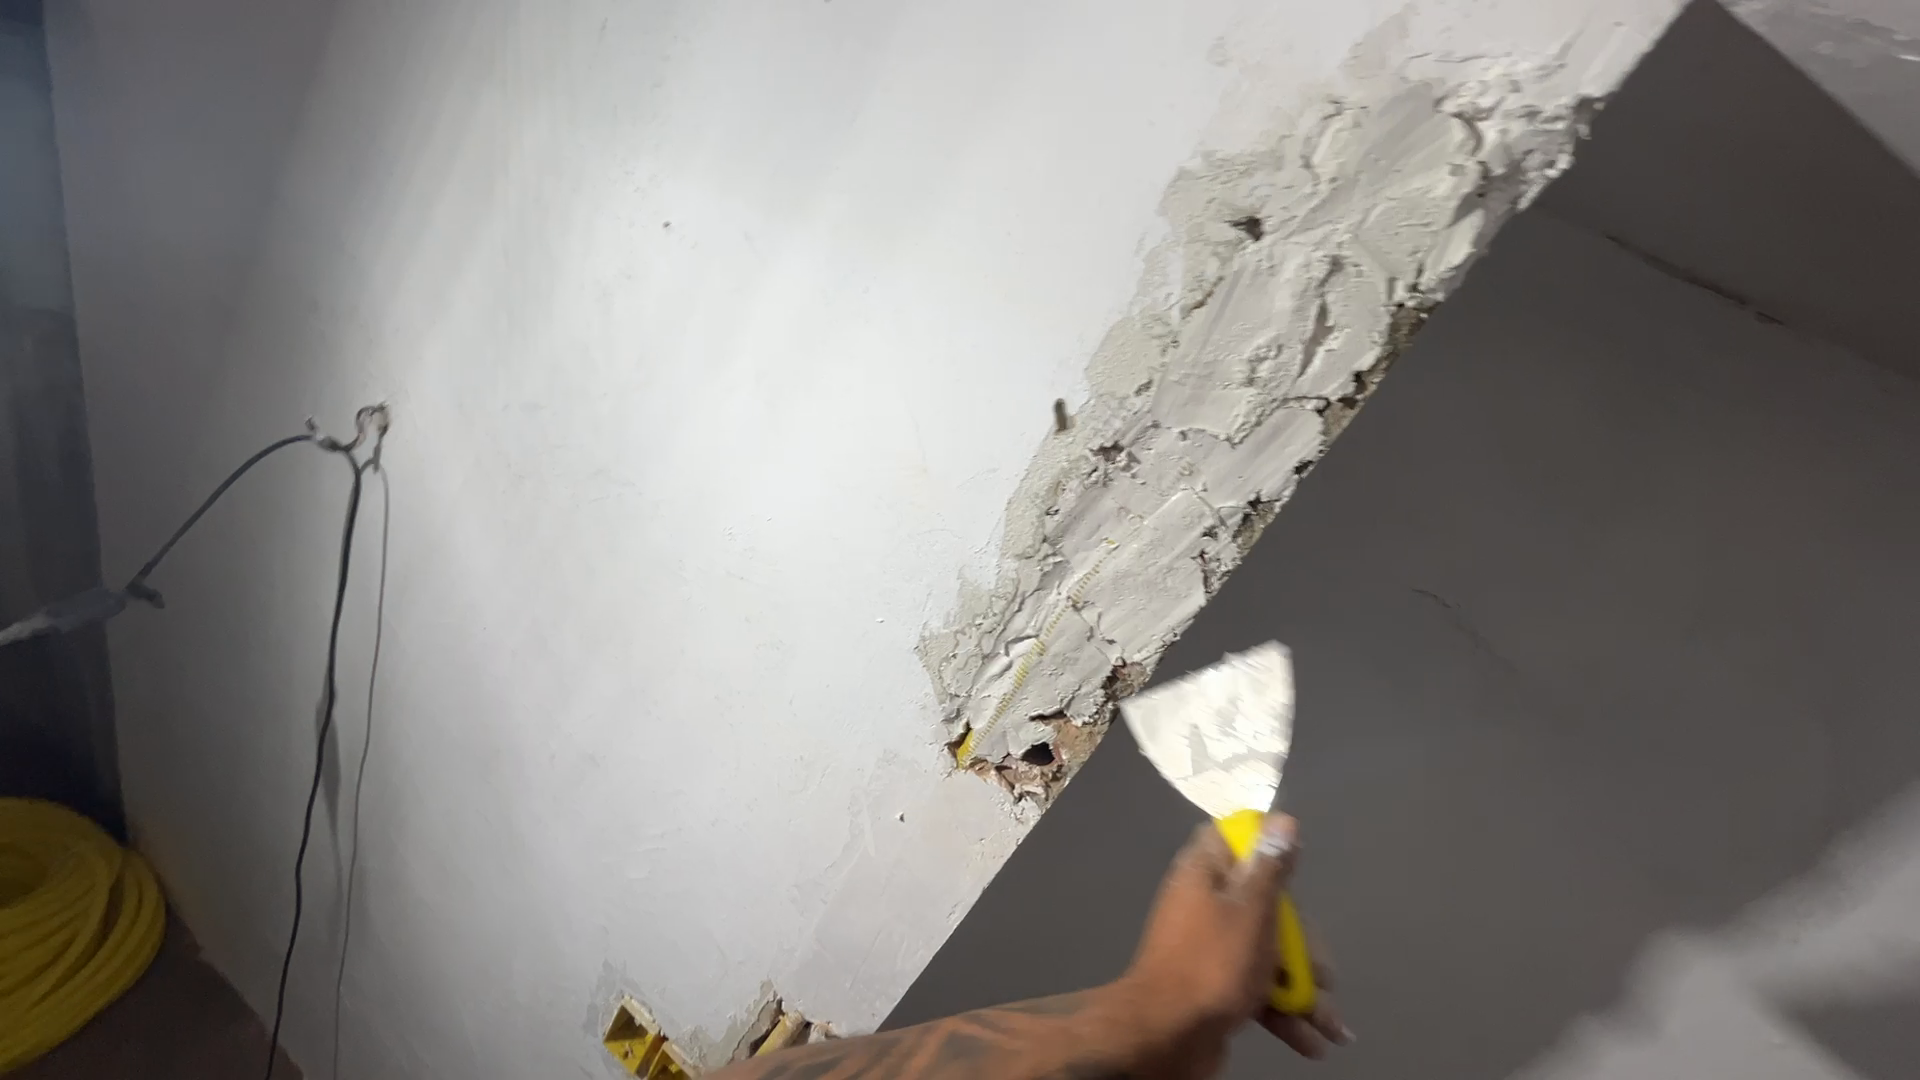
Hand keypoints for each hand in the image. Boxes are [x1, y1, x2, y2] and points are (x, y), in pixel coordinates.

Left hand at [1111, 815, 1350, 1075]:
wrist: (1167, 1033)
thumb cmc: (1212, 963)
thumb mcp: (1250, 910)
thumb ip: (1269, 867)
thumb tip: (1281, 818)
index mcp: (1205, 870)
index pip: (1234, 837)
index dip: (1267, 847)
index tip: (1297, 865)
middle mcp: (1206, 900)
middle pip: (1265, 902)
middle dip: (1302, 942)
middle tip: (1324, 975)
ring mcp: (1210, 943)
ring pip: (1266, 949)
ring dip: (1302, 986)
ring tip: (1332, 1023)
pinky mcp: (1216, 982)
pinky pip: (1256, 985)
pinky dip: (1284, 1010)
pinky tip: (1314, 1041)